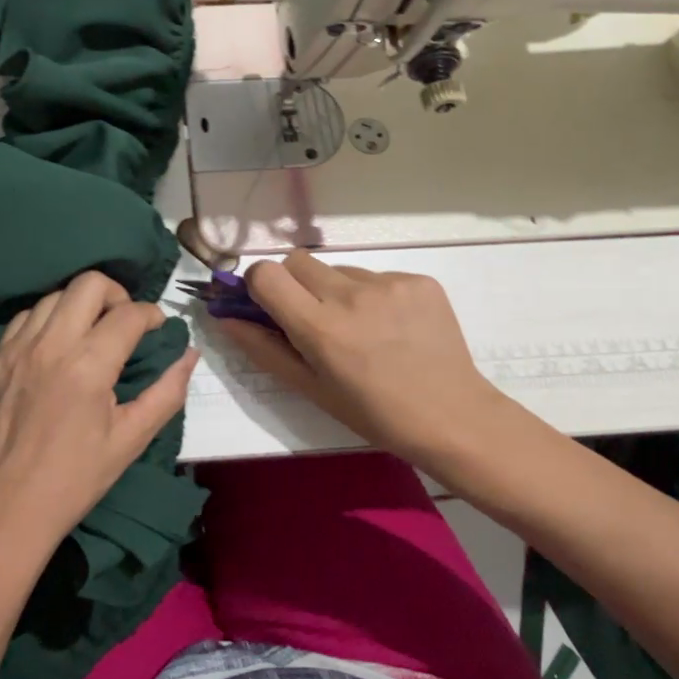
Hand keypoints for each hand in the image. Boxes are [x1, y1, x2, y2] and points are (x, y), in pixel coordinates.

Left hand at [0, 271, 198, 558]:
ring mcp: (18, 348)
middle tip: (125, 322)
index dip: (152, 315)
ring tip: (91, 331)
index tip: (158, 329)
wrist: (11, 506)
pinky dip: (48, 319)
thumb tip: (189, 354)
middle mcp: (51, 345)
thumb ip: (166, 392)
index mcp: (88, 366)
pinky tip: (57, 344)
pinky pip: (26, 317)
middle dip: (117, 294)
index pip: (129, 314)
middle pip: (89, 284)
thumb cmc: (77, 478)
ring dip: (81, 305)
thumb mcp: (131, 439)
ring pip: (55, 295)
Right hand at [218, 250, 504, 466]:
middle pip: (298, 261)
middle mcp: (351, 296)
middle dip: (295, 285)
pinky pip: (377, 276)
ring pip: (339, 270)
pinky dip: (374, 296)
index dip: (260, 286)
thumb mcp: (311, 389)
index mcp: (320, 328)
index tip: (269, 306)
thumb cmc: (374, 414)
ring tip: (363, 330)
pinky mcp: (418, 280)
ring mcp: (389, 284)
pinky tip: (393, 328)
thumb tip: (225, 316)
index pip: (266, 273)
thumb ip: (264, 348)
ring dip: (337, 292)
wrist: (453, 417)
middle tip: (314, 319)